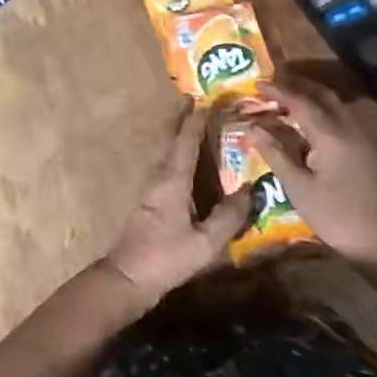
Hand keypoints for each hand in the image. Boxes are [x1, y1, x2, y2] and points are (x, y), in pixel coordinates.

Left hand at [104, 105, 253, 302]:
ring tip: (197, 125)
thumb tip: (249, 188)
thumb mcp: (205, 242)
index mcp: (172, 180)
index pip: (185, 141)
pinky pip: (166, 165)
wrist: (127, 276)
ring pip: (166, 151)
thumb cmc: (166, 258)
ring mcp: (151, 187)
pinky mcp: (149, 199)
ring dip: (179, 135)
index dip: (197, 120)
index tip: (209, 100)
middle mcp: (159, 176)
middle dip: (183, 119)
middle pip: (170, 139)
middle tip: (197, 101)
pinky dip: (177, 152)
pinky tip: (188, 161)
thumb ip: (228, 216)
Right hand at [242, 80, 376, 265]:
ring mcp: (360, 139)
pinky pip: (339, 120)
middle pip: (322, 96)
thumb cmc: (334, 215)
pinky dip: (319, 114)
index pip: (301, 103)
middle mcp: (348, 129)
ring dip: (309, 100)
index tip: (256, 84)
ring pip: (333, 106)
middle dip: (297, 87)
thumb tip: (252, 129)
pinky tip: (304, 126)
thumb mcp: (297, 186)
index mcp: (331, 136)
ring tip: (283, 104)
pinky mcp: (363, 151)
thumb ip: (274, 153)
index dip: (277, 92)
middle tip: (272, 88)